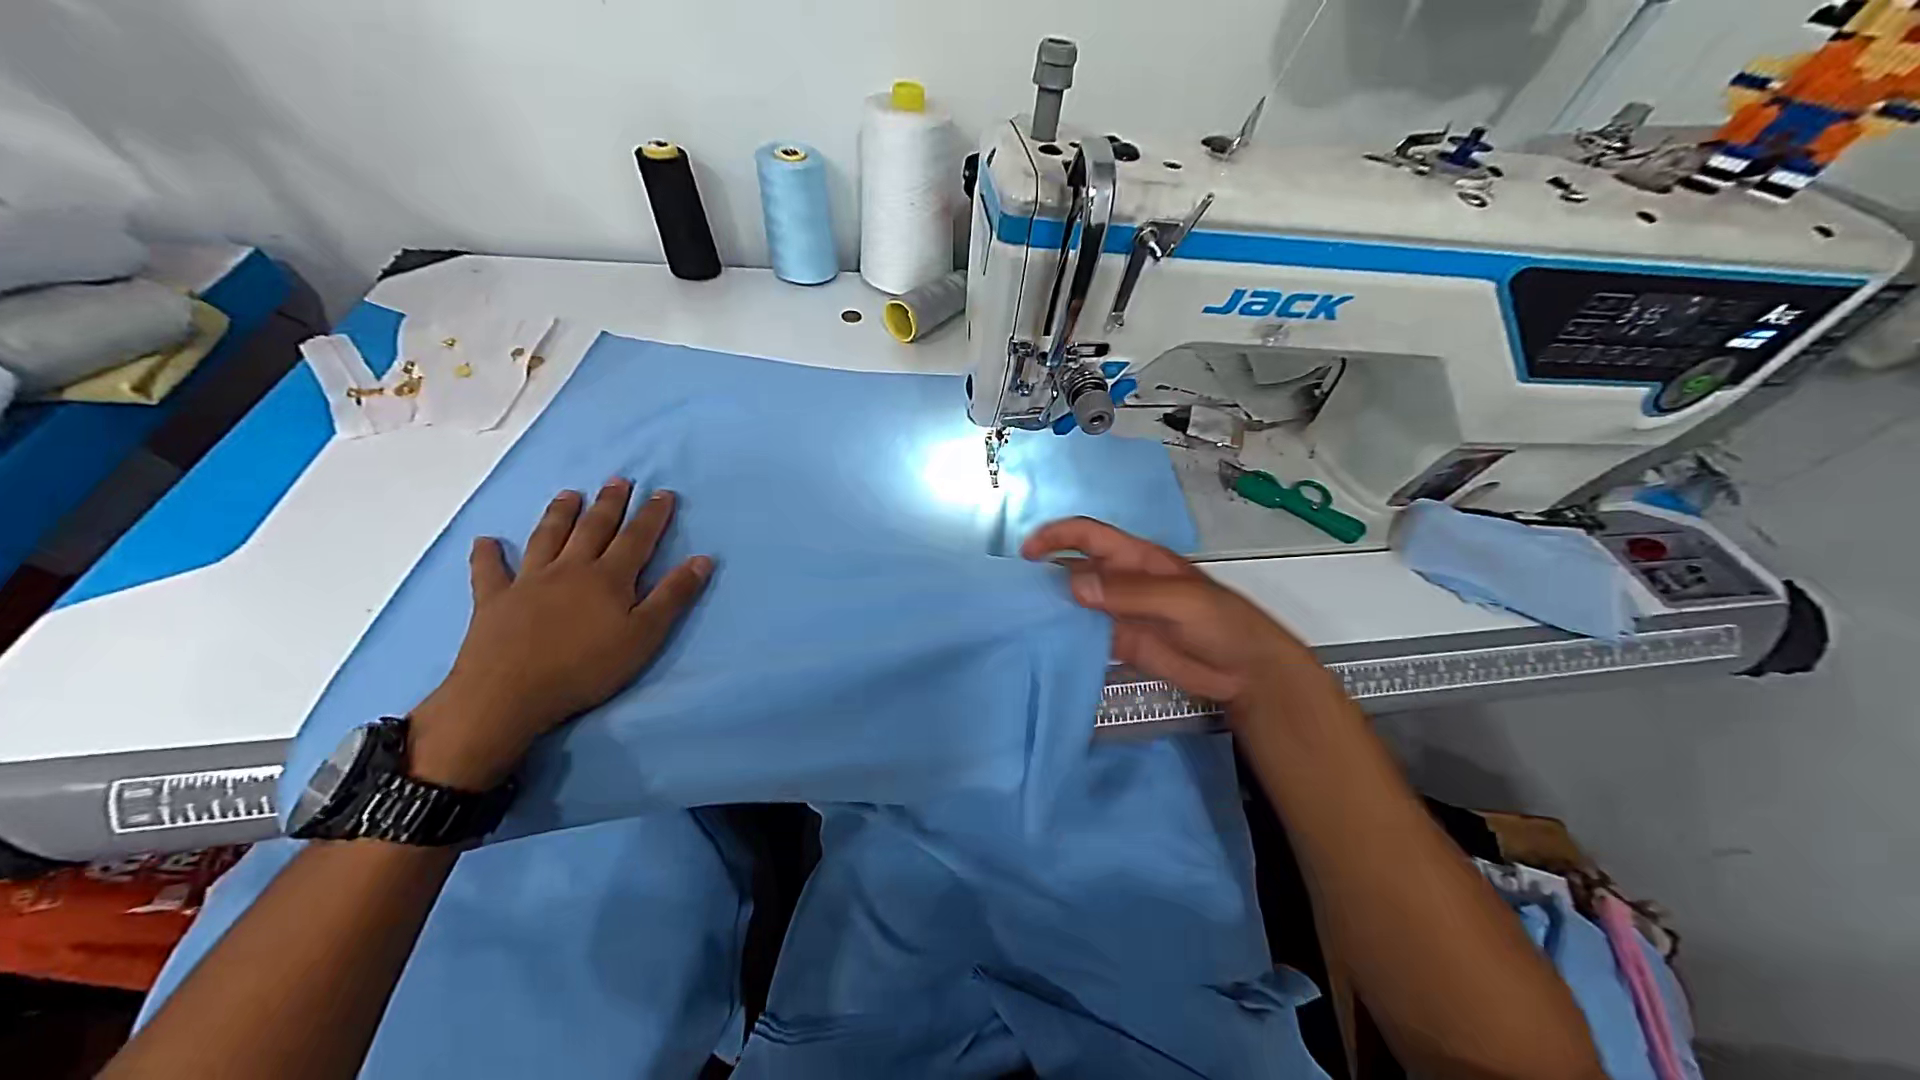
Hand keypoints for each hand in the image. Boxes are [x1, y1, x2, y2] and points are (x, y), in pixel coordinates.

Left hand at [408, 480, 712, 789]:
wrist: (509, 693)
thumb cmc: (586, 667)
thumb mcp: (644, 635)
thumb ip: (673, 596)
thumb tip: (702, 559)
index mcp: (609, 578)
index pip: (637, 538)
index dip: (652, 515)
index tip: (663, 493)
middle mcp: (570, 569)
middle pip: (593, 528)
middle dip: (609, 503)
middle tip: (618, 480)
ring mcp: (528, 581)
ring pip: (547, 538)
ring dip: (559, 514)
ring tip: (569, 494)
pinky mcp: (493, 600)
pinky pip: (489, 571)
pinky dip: (487, 554)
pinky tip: (486, 541)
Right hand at [1021, 517, 1338, 720]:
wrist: (1245, 669)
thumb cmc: (1222, 622)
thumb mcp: (1180, 600)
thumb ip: (1130, 592)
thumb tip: (1074, 584)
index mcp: (1136, 558)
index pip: (1089, 536)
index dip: (1057, 536)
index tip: (1027, 552)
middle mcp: (1121, 581)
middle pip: (1075, 567)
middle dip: (1045, 573)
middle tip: (1014, 593)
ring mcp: (1119, 612)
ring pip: (1076, 602)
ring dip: (1052, 606)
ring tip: (1020, 619)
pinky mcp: (1120, 642)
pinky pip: (1085, 633)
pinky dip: (1065, 635)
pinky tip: (1045, 643)